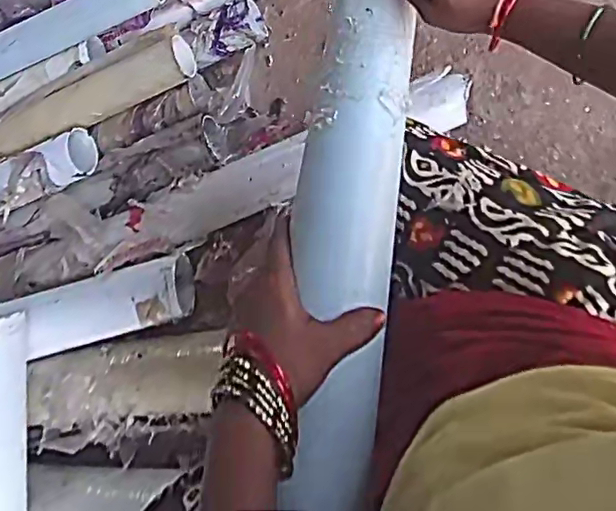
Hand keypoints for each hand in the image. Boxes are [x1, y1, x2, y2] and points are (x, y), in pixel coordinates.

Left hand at [228, 213, 383, 403]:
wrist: (252, 402)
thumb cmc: (284, 367)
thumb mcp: (327, 345)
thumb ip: (354, 327)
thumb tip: (376, 315)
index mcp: (274, 281)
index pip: (277, 240)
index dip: (285, 223)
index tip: (292, 213)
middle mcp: (253, 287)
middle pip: (267, 257)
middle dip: (284, 252)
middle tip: (303, 250)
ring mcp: (242, 306)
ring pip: (259, 280)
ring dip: (274, 277)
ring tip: (296, 284)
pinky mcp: (238, 327)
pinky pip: (253, 301)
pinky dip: (266, 299)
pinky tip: (280, 314)